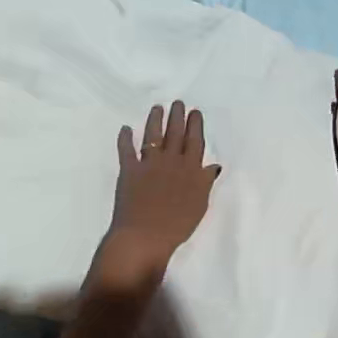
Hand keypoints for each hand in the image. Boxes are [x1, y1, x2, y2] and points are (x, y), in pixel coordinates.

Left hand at [90, 100, 221, 298]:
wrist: (146, 235)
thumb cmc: (178, 225)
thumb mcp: (200, 204)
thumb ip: (205, 182)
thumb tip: (213, 165)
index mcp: (191, 169)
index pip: (195, 141)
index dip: (195, 125)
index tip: (195, 111)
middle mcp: (171, 161)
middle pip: (175, 133)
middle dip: (177, 116)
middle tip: (178, 102)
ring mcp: (149, 164)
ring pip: (153, 135)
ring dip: (155, 120)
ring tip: (157, 108)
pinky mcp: (129, 170)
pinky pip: (126, 149)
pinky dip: (125, 138)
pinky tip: (125, 128)